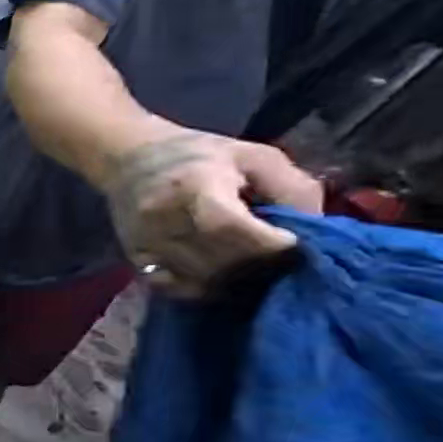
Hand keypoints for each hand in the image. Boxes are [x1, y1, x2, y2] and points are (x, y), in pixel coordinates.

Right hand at [102, 126, 323, 296]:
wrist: (126, 157)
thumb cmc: (196, 153)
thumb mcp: (254, 156)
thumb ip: (291, 189)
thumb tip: (316, 230)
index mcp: (193, 185)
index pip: (229, 227)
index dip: (269, 244)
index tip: (294, 245)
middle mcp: (162, 217)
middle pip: (218, 258)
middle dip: (258, 265)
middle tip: (280, 261)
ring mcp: (145, 240)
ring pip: (199, 277)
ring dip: (234, 280)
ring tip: (253, 269)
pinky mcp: (134, 256)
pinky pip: (174, 286)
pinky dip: (201, 288)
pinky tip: (218, 275)